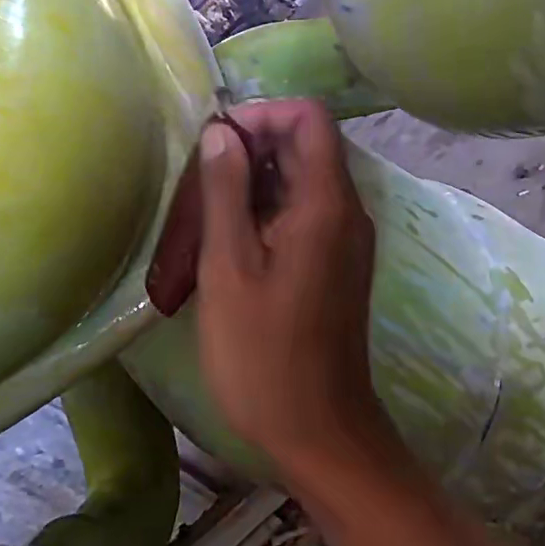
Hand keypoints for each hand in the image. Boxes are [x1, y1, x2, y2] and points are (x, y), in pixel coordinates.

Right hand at [194, 99, 385, 475]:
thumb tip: (223, 132)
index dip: (262, 115)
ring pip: (298, 182)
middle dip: (248, 152)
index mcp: (328, 201)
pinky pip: (302, 214)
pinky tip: (225, 247)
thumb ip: (227, 192)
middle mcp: (346, 209)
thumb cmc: (265, 354)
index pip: (308, 118)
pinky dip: (264, 214)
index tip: (216, 143)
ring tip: (202, 222)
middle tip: (198, 190)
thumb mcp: (230, 267)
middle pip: (302, 147)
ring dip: (250, 187)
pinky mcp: (335, 260)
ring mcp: (344, 236)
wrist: (320, 430)